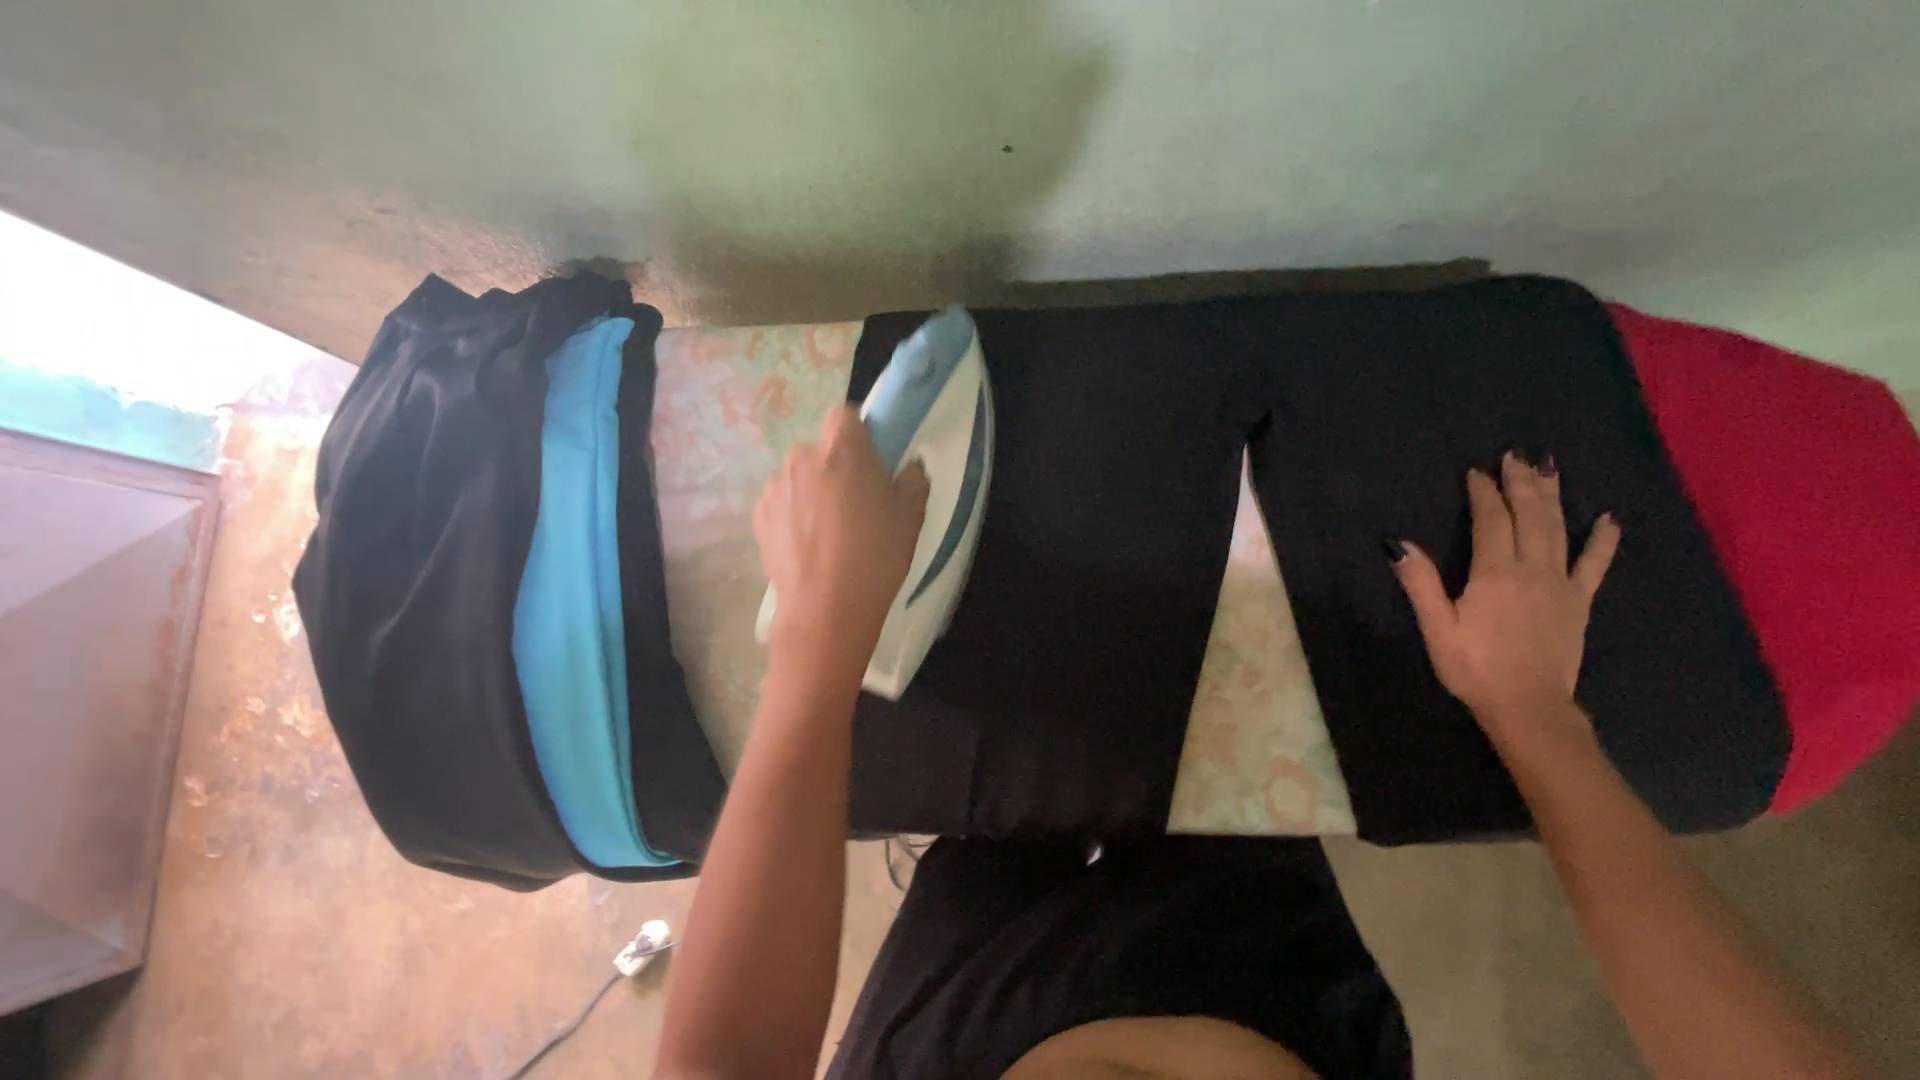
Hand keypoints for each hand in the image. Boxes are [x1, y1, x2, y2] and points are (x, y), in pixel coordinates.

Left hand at [755, 405, 929, 668]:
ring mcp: (776, 486)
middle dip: (836, 466)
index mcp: (844, 448)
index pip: (845, 414)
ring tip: (829, 532)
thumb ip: (912, 479)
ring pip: (799, 477)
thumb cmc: (877, 556)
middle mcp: (804, 457)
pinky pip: (782, 502)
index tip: (871, 461)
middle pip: (821, 448)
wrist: (827, 608)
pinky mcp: (759, 514)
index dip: (859, 433)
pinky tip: (809, 547)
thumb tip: (907, 467)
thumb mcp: (912, 516)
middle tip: (855, 503)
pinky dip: (793, 516)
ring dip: (812, 492)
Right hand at [1391, 451, 1621, 745]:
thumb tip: (1398, 543)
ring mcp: (1561, 584)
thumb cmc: (1474, 668)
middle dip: (1521, 483)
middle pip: (1528, 516)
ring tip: (1550, 467)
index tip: (1477, 471)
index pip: (1491, 521)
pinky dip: (1603, 540)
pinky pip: (1594, 564)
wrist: (1528, 706)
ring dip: (1553, 496)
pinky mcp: (1579, 602)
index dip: (1484, 493)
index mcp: (1494, 574)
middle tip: (1516, 455)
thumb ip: (1421, 584)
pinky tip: (1609, 518)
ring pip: (1558, 529)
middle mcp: (1532, 569)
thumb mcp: (1437, 628)